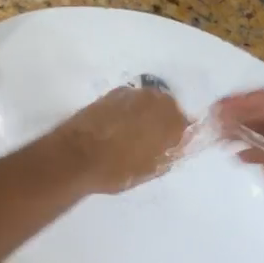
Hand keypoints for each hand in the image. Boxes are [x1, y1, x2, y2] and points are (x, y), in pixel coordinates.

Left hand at [50, 86, 190, 195]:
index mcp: (172, 121)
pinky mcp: (114, 92)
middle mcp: (157, 101)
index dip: (176, 135)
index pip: (185, 124)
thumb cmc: (118, 170)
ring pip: (148, 102)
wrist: (78, 156)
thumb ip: (170, 153)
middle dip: (161, 121)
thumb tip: (178, 144)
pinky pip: (130, 100)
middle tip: (149, 140)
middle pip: (167, 108)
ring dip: (144, 113)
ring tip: (130, 133)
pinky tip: (117, 125)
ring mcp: (134, 93)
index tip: (168, 146)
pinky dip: (127, 110)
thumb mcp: (151, 170)